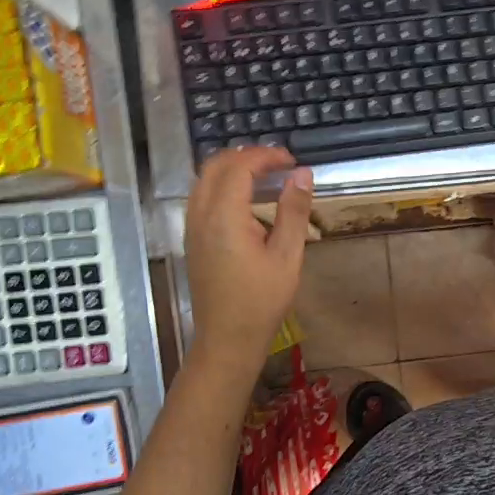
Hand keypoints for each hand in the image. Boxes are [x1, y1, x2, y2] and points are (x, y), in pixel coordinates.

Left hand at [184, 148, 311, 365]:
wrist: (227, 338)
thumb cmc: (262, 301)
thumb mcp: (287, 256)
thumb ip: (293, 211)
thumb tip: (302, 175)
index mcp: (224, 216)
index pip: (240, 166)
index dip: (266, 156)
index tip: (292, 161)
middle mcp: (200, 215)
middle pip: (215, 165)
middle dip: (246, 156)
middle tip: (278, 163)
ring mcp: (191, 227)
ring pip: (204, 180)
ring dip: (232, 169)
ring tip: (264, 176)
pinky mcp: (192, 239)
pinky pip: (201, 197)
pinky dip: (222, 186)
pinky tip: (246, 201)